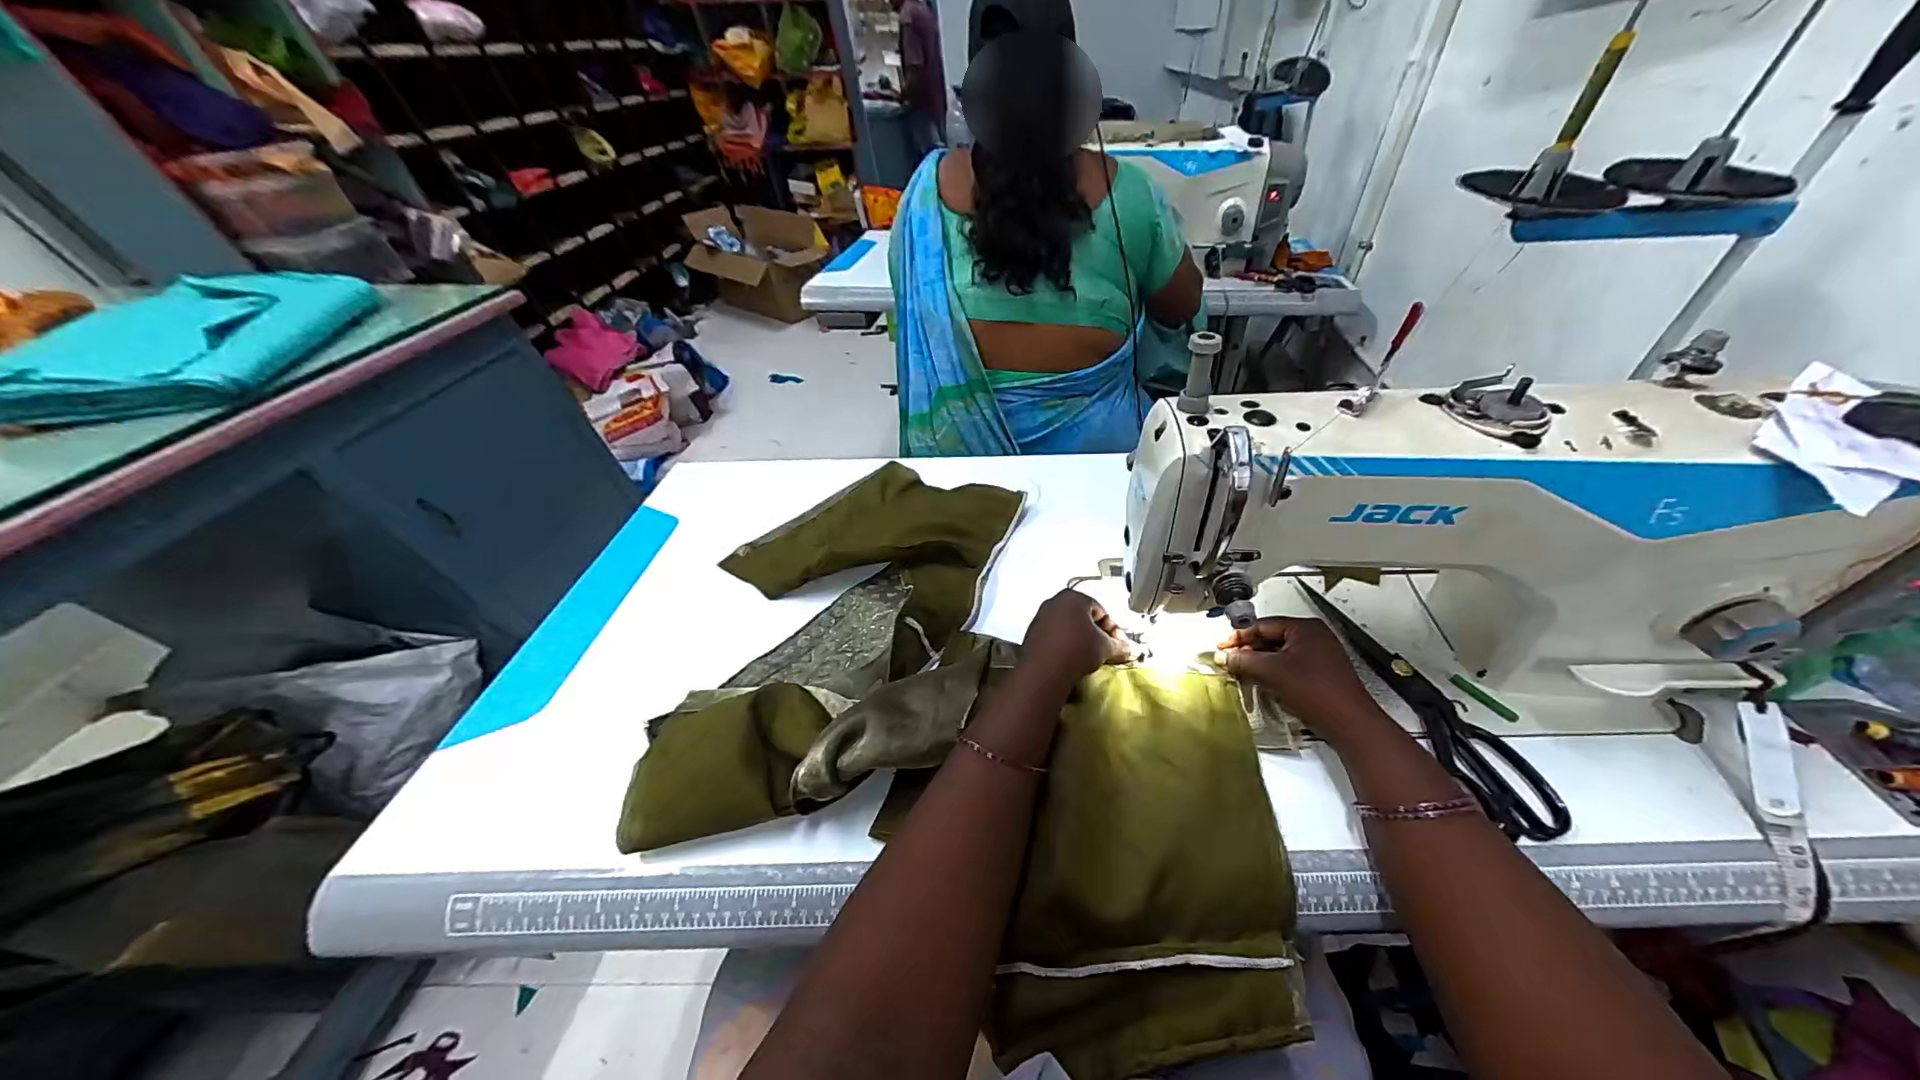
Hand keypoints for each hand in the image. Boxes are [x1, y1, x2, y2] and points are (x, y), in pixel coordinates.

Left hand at [1020, 590, 1132, 685]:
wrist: (1044, 670)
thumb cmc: (1078, 650)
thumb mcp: (1105, 647)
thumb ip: (1121, 646)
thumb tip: (1134, 651)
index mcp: (1073, 597)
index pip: (1102, 611)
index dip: (1114, 630)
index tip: (1119, 646)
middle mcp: (1054, 602)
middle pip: (1084, 617)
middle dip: (1097, 634)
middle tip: (1106, 651)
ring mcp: (1040, 617)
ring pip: (1068, 626)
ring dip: (1081, 639)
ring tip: (1090, 658)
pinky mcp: (1031, 633)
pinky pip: (1054, 635)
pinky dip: (1065, 644)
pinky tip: (1071, 660)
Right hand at [1219, 617, 1384, 738]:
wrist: (1350, 723)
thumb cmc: (1317, 691)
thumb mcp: (1272, 671)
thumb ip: (1243, 660)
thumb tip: (1225, 656)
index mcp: (1305, 627)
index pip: (1262, 625)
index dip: (1238, 637)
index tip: (1223, 648)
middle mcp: (1315, 636)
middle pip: (1271, 638)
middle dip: (1249, 650)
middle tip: (1230, 661)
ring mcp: (1321, 654)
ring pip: (1280, 653)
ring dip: (1260, 662)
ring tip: (1243, 672)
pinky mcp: (1322, 673)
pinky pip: (1290, 665)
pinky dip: (1274, 672)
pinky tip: (1264, 682)